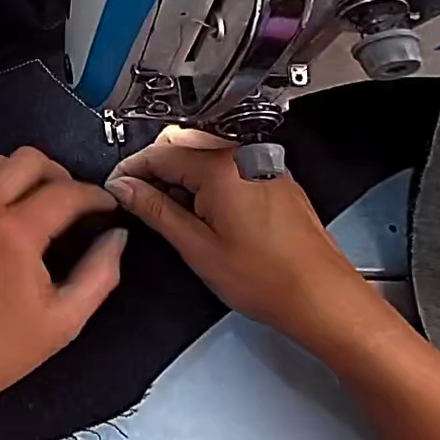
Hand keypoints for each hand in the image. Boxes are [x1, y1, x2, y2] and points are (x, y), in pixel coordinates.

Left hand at [0, 147, 125, 414]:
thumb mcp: (64, 322)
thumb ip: (100, 273)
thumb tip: (117, 236)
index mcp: (14, 235)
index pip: (67, 192)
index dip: (95, 196)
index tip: (106, 207)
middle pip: (31, 159)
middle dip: (61, 174)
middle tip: (73, 202)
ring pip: (0, 162)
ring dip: (27, 176)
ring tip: (40, 206)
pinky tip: (6, 220)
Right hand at [105, 128, 389, 356]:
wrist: (322, 295)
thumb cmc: (268, 278)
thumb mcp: (197, 248)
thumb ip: (156, 210)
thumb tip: (126, 189)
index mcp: (219, 166)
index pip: (158, 153)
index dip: (131, 170)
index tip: (118, 188)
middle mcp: (241, 154)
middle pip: (181, 144)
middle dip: (155, 169)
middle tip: (141, 203)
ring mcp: (260, 162)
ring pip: (205, 152)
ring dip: (182, 174)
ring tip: (175, 214)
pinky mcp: (272, 175)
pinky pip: (229, 163)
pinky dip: (208, 179)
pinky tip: (206, 212)